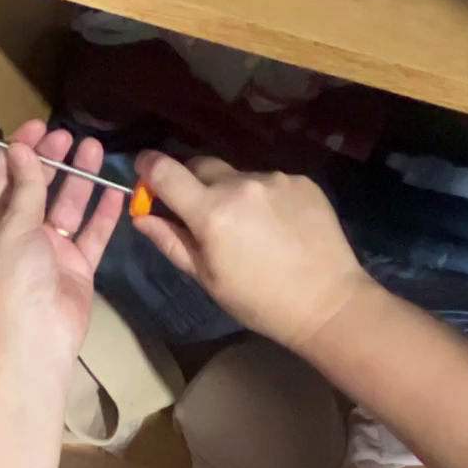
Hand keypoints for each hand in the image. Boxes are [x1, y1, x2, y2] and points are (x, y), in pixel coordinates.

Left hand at [0, 120, 125, 380]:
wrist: (33, 333)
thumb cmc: (13, 275)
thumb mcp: (13, 224)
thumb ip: (24, 187)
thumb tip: (19, 147)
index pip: (5, 177)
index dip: (20, 150)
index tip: (40, 126)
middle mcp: (22, 232)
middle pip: (38, 188)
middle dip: (53, 160)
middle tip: (72, 136)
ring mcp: (52, 250)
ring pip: (68, 207)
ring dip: (81, 180)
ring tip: (96, 150)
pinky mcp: (78, 267)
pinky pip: (93, 235)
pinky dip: (103, 215)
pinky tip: (117, 191)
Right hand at [133, 151, 373, 349]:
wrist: (327, 302)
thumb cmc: (258, 300)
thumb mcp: (207, 278)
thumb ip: (171, 241)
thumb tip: (141, 217)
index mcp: (211, 212)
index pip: (164, 171)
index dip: (148, 167)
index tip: (144, 172)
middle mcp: (241, 184)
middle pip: (200, 165)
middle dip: (190, 182)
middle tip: (199, 213)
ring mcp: (275, 179)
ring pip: (237, 175)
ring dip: (231, 193)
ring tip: (248, 228)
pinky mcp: (301, 181)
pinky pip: (268, 181)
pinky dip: (262, 198)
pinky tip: (276, 226)